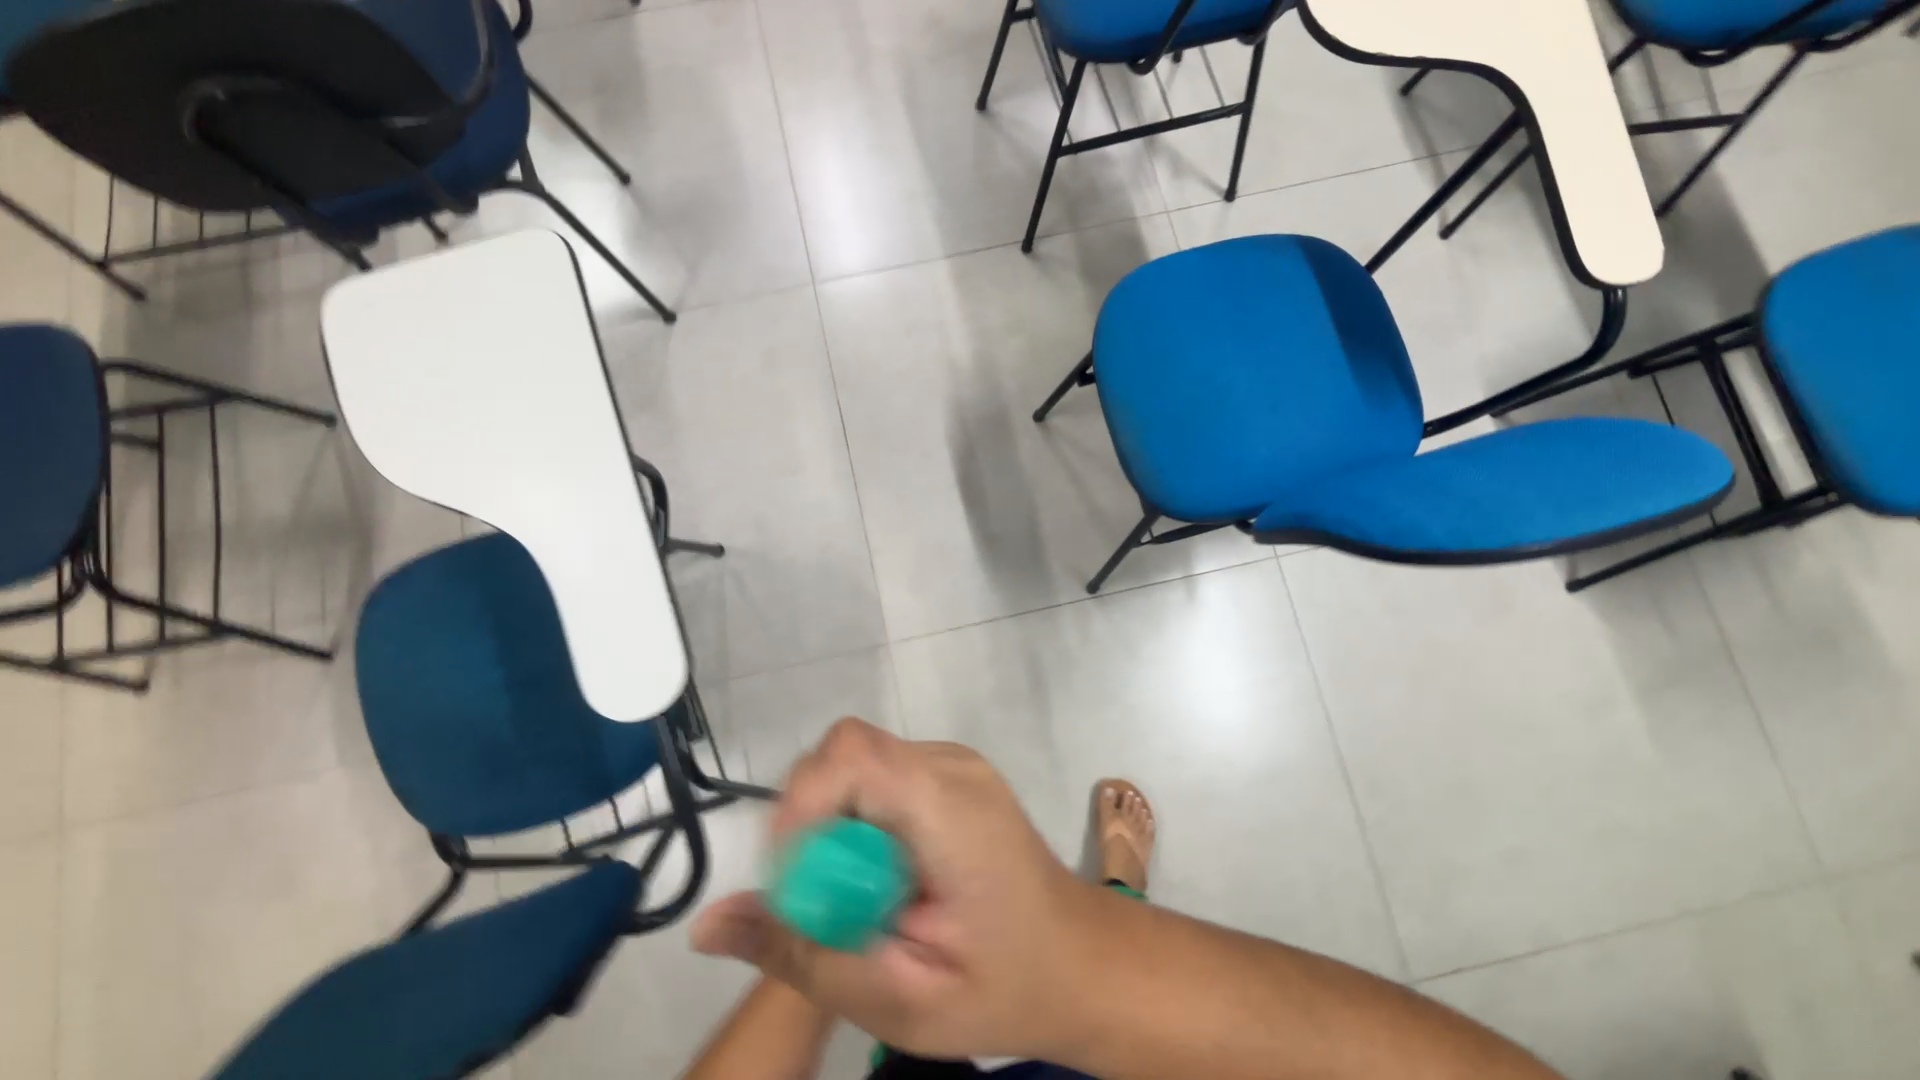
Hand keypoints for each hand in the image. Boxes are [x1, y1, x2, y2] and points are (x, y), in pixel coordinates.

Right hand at [691, 718, 1098, 1061]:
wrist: (1083, 964)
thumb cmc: (1004, 988)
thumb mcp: (898, 998)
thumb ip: (803, 955)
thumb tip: (707, 924)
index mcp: (950, 809)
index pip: (851, 756)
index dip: (801, 807)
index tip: (796, 880)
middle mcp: (951, 767)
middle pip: (842, 756)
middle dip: (810, 827)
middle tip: (822, 903)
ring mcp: (954, 764)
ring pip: (853, 766)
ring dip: (832, 829)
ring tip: (857, 900)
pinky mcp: (949, 776)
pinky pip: (876, 779)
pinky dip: (857, 824)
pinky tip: (881, 880)